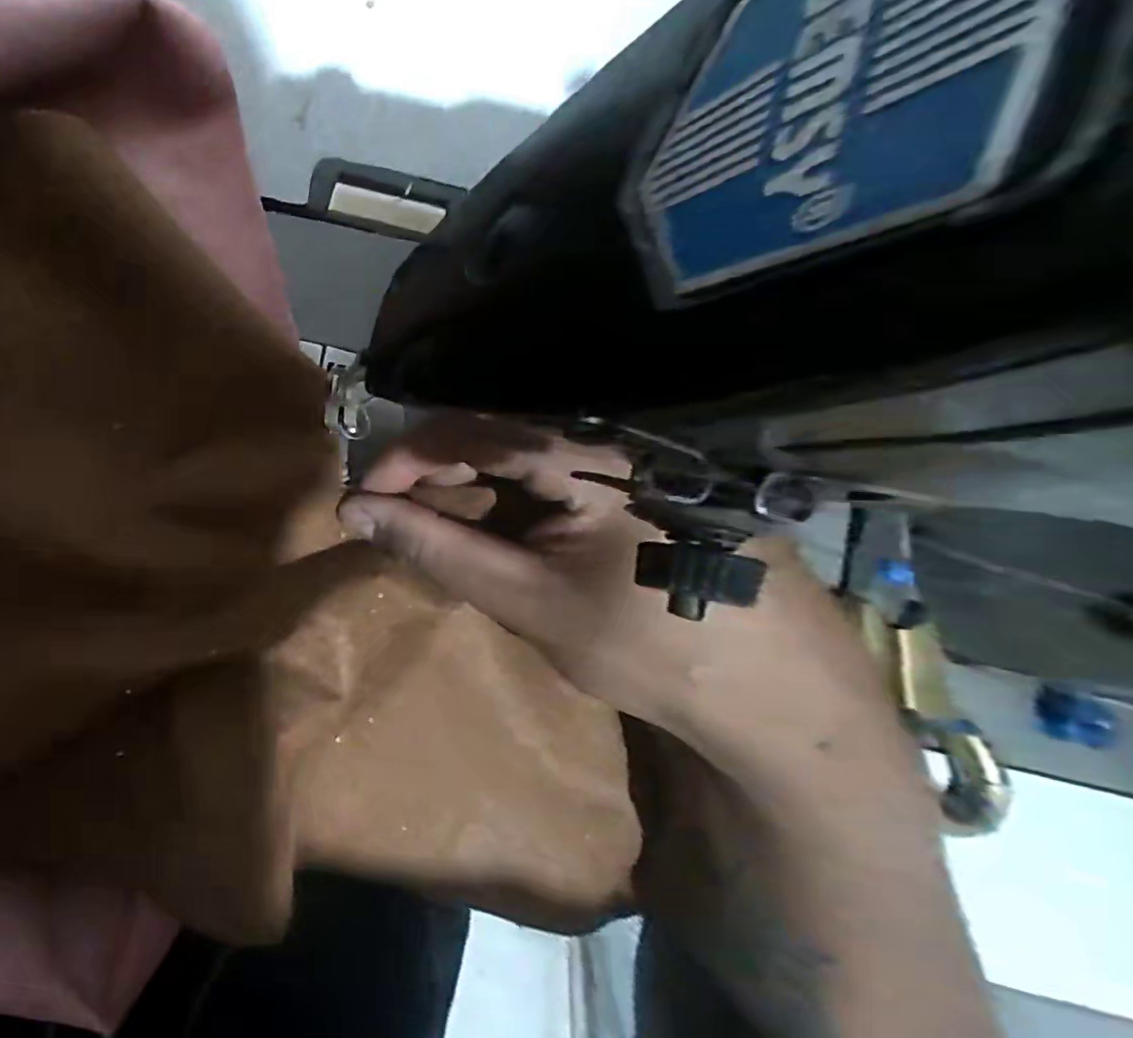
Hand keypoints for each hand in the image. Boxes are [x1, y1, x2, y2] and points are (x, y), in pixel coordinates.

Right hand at [337, 415, 903, 782]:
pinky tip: (489, 533)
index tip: (358, 505)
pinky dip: (501, 501)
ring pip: (515, 456)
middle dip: (425, 475)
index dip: (398, 463)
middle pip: (487, 436)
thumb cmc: (648, 649)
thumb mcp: (525, 599)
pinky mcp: (636, 487)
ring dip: (460, 487)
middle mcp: (606, 442)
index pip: (461, 433)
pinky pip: (548, 476)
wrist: (779, 699)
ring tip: (429, 530)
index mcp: (582, 457)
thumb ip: (435, 547)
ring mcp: (626, 463)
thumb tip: (353, 509)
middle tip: (387, 521)